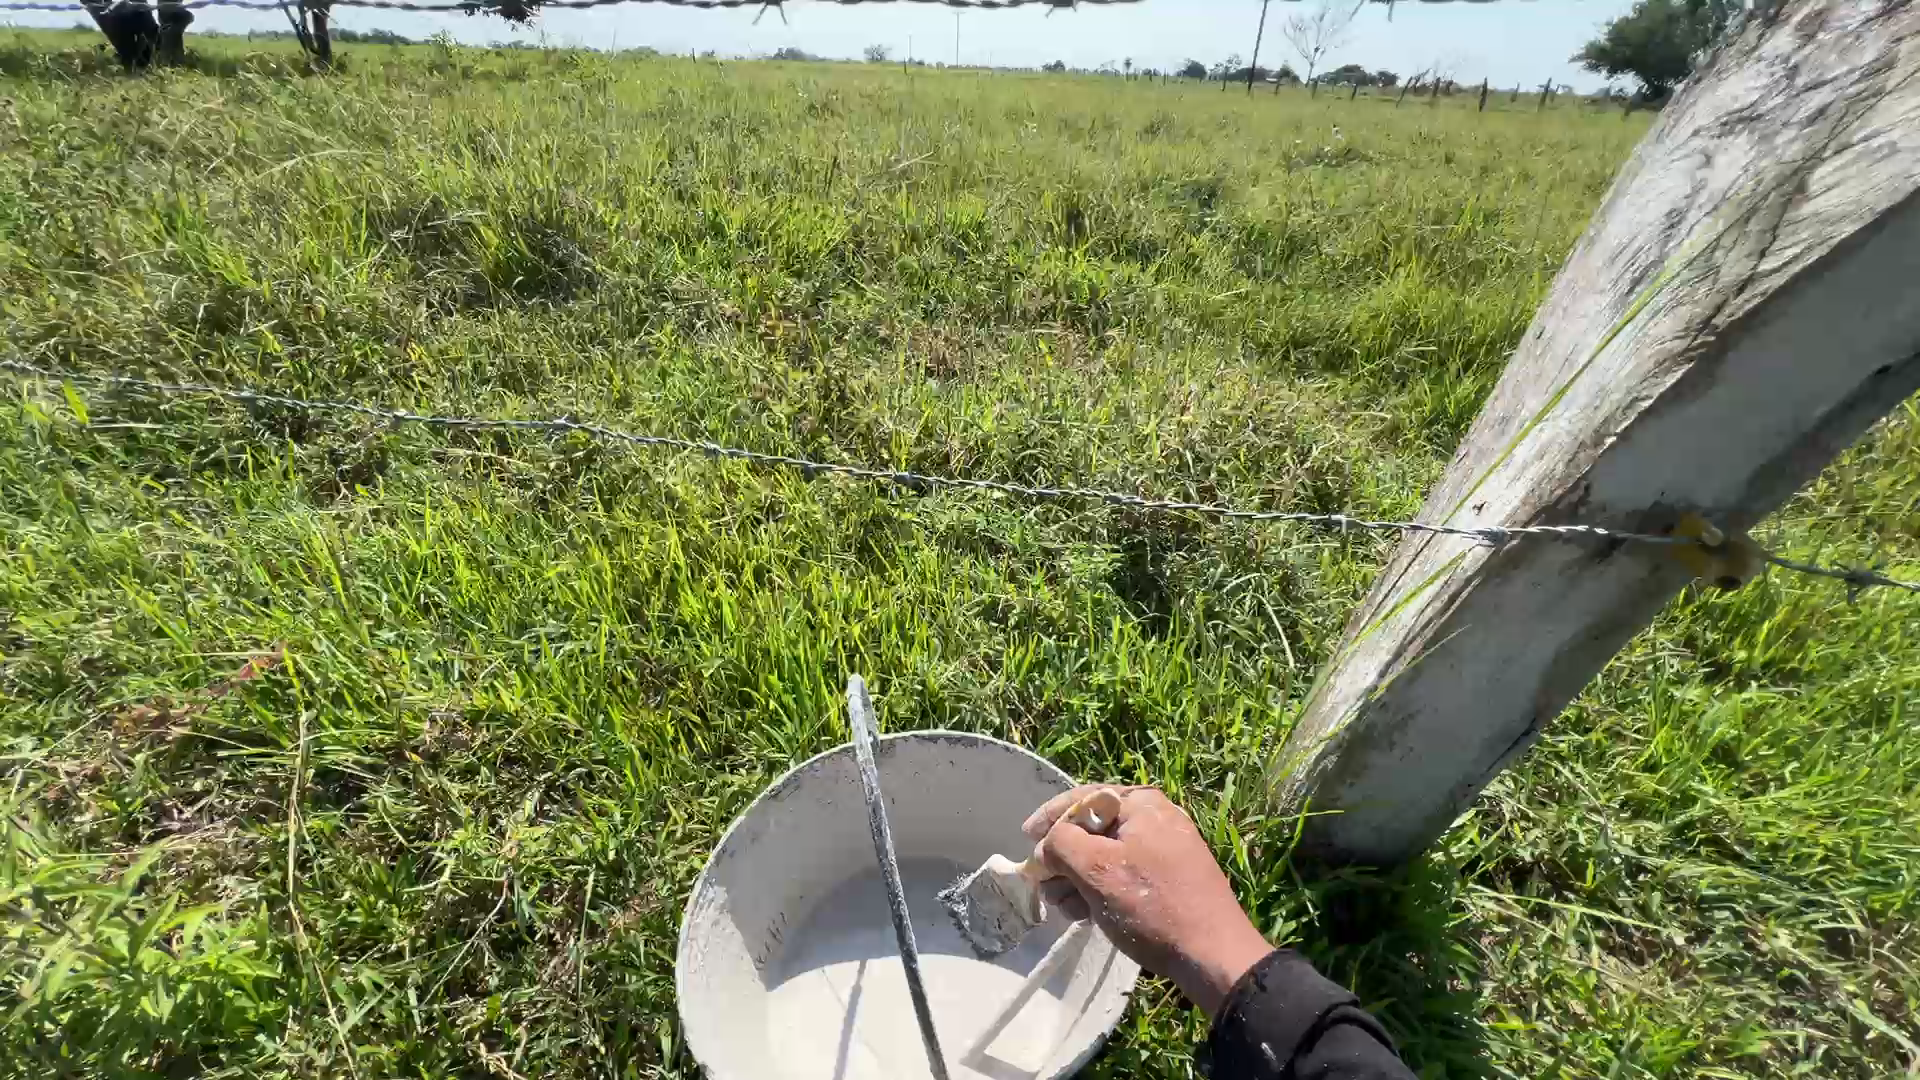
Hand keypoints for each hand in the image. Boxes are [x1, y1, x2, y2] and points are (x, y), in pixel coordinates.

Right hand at [1023, 785, 1272, 1014]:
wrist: (1215, 959)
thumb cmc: (1152, 906)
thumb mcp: (1096, 870)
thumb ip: (1060, 845)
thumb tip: (1045, 846)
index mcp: (1142, 803)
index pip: (1083, 797)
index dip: (1050, 816)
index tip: (1026, 836)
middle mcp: (1155, 817)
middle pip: (1093, 827)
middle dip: (1064, 857)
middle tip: (1044, 884)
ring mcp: (1165, 848)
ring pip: (1106, 854)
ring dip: (1079, 878)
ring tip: (1065, 907)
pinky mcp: (1170, 876)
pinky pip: (1124, 872)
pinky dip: (1101, 888)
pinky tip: (1087, 913)